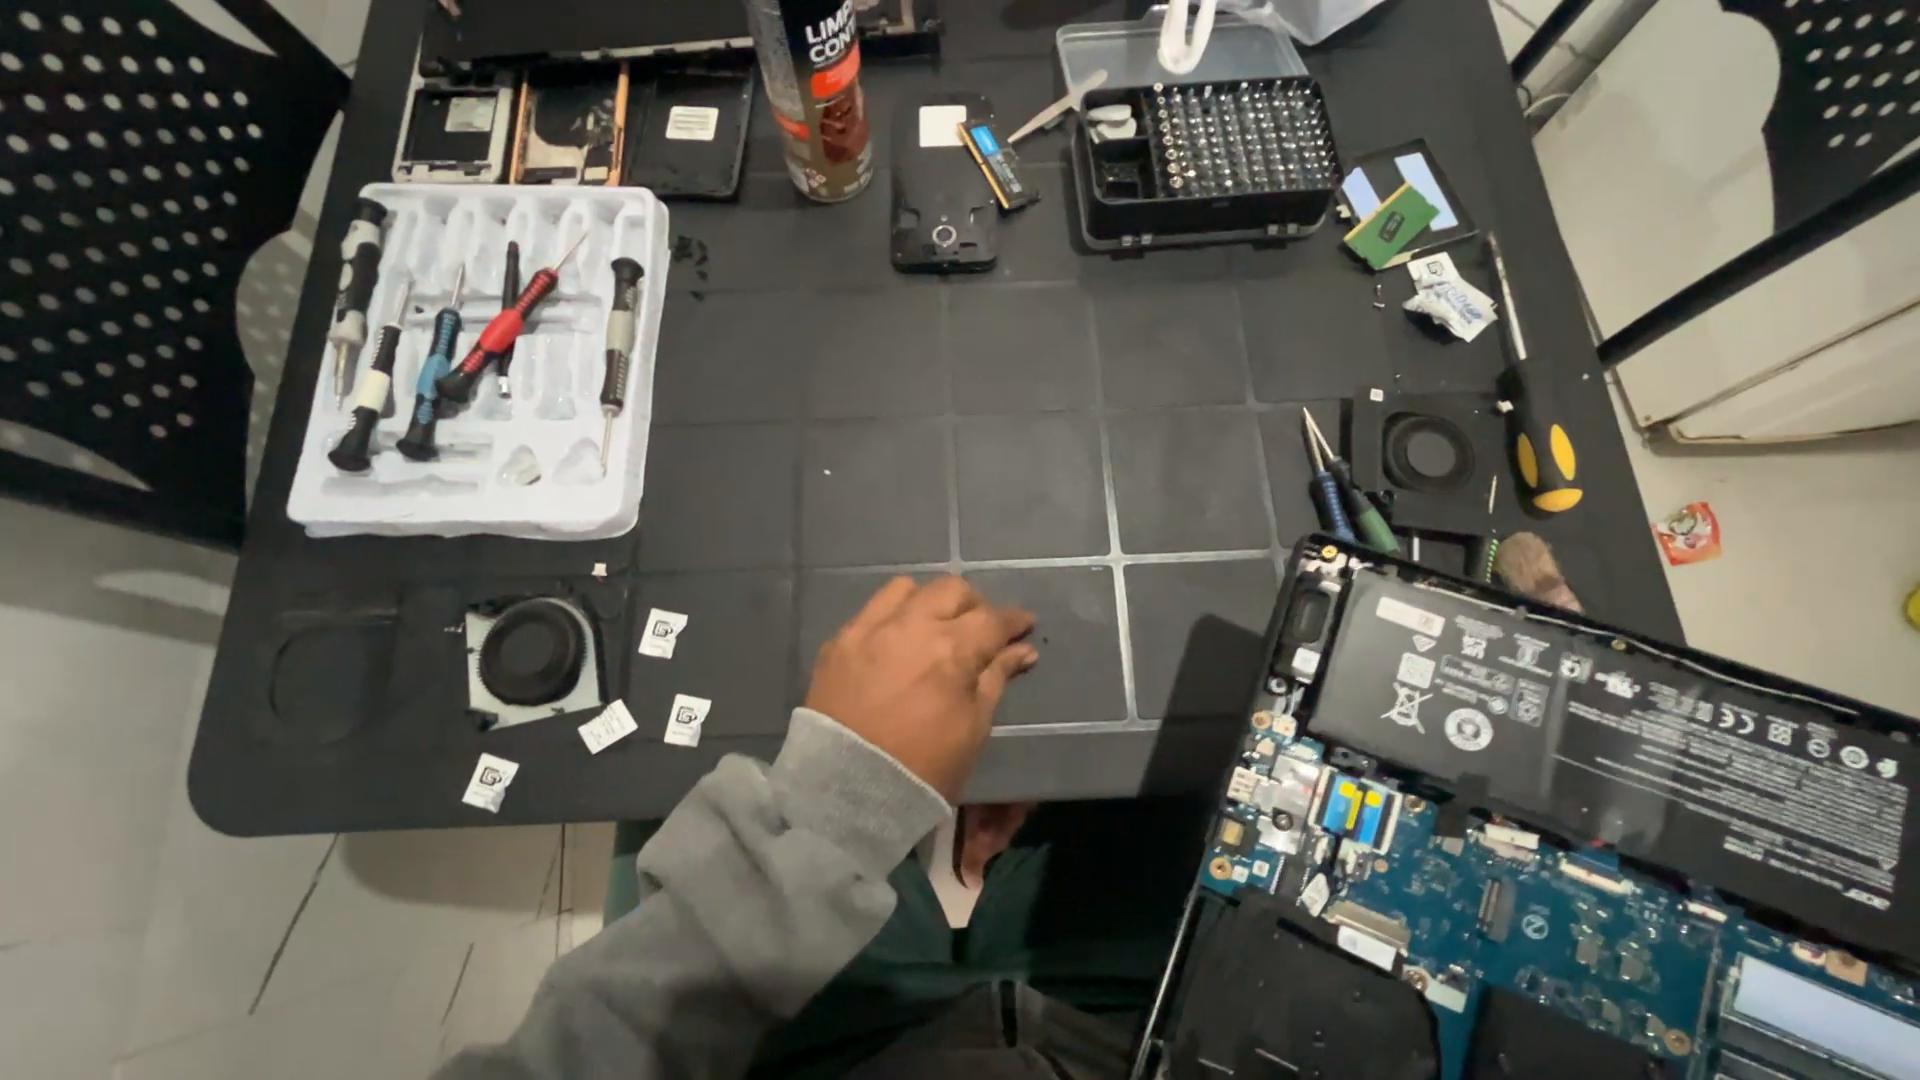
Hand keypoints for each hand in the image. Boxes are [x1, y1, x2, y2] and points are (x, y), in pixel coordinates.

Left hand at [805, 577, 1037, 801]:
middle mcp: (911, 626)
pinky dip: (893, 615)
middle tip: (980, 629)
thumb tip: (1022, 650)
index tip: (1025, 625)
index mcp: (951, 649)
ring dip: (929, 601)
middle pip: (952, 590)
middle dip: (974, 604)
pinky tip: (896, 639)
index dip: (1014, 620)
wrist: (848, 791)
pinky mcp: (839, 641)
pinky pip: (871, 608)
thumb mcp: (973, 728)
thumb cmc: (924, 767)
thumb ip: (996, 679)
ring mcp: (870, 629)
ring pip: (907, 588)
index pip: (993, 619)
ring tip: (934, 626)